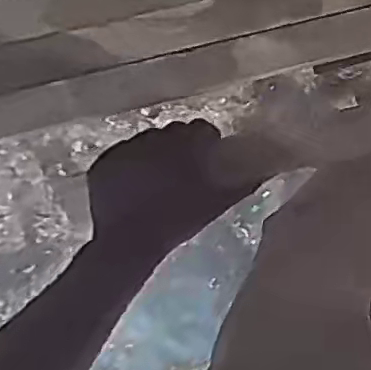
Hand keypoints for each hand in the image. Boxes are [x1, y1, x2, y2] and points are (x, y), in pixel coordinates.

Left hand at [86, 121, 274, 262]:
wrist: (130, 241)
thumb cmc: (180, 220)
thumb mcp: (218, 203)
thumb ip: (243, 184)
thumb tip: (267, 172)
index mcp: (182, 146)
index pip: (201, 128)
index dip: (207, 140)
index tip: (210, 155)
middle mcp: (152, 139)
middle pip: (173, 131)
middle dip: (181, 144)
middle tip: (187, 168)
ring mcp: (124, 150)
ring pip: (146, 140)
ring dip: (156, 152)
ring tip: (160, 176)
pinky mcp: (103, 163)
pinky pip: (122, 154)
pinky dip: (131, 164)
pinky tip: (137, 184)